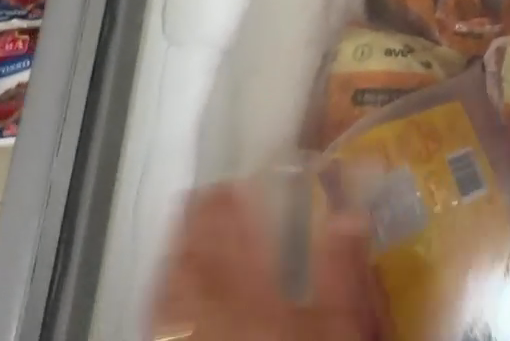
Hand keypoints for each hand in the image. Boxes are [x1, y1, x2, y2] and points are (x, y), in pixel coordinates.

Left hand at [152, 183, 383, 340]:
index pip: (236, 247)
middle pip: (195, 270)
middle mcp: (215, 325)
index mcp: (257, 305)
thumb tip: (349, 214)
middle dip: (195, 229)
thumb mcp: (343, 326)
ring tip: (178, 236)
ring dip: (172, 262)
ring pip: (170, 301)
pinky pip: (161, 329)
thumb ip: (341, 270)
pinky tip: (166, 296)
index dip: (229, 213)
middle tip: (199, 196)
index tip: (228, 183)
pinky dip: (160, 302)